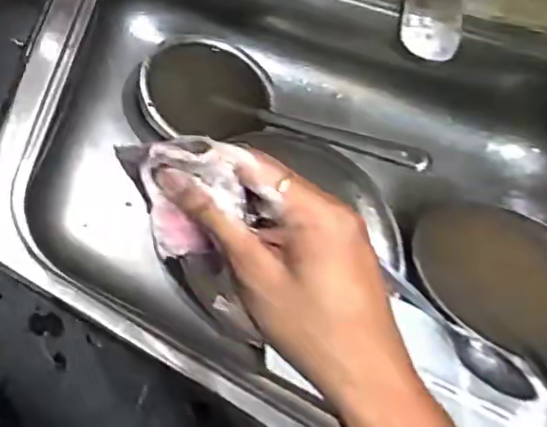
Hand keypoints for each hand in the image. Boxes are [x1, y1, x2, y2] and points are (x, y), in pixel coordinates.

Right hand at [157, 150, 447, 426]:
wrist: (372, 388)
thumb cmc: (316, 333)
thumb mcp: (253, 270)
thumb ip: (212, 216)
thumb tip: (174, 178)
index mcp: (318, 210)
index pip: (251, 161)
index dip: (208, 158)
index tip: (175, 162)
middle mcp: (333, 210)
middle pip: (263, 177)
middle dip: (218, 182)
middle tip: (180, 188)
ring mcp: (339, 228)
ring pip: (273, 197)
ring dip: (236, 202)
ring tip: (200, 212)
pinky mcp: (337, 246)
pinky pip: (288, 217)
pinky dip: (258, 220)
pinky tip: (233, 234)